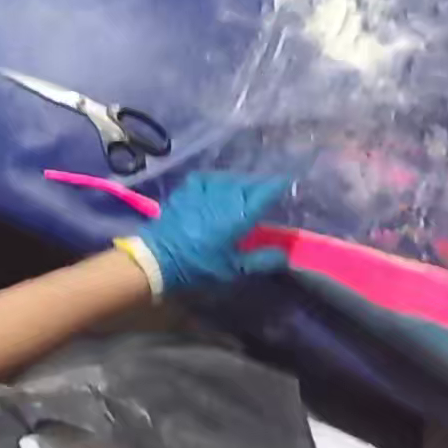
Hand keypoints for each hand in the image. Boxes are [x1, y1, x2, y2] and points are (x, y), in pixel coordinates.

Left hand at [126, 172, 288, 295]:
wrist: (159, 256)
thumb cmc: (200, 265)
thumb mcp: (235, 269)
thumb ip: (263, 260)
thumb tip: (285, 253)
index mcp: (240, 214)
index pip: (265, 192)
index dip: (278, 186)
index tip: (287, 183)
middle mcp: (224, 195)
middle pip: (248, 182)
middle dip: (260, 185)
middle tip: (267, 193)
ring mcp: (203, 190)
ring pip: (228, 178)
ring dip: (240, 182)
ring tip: (245, 190)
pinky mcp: (186, 190)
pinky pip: (206, 178)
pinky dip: (216, 179)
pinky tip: (217, 185)